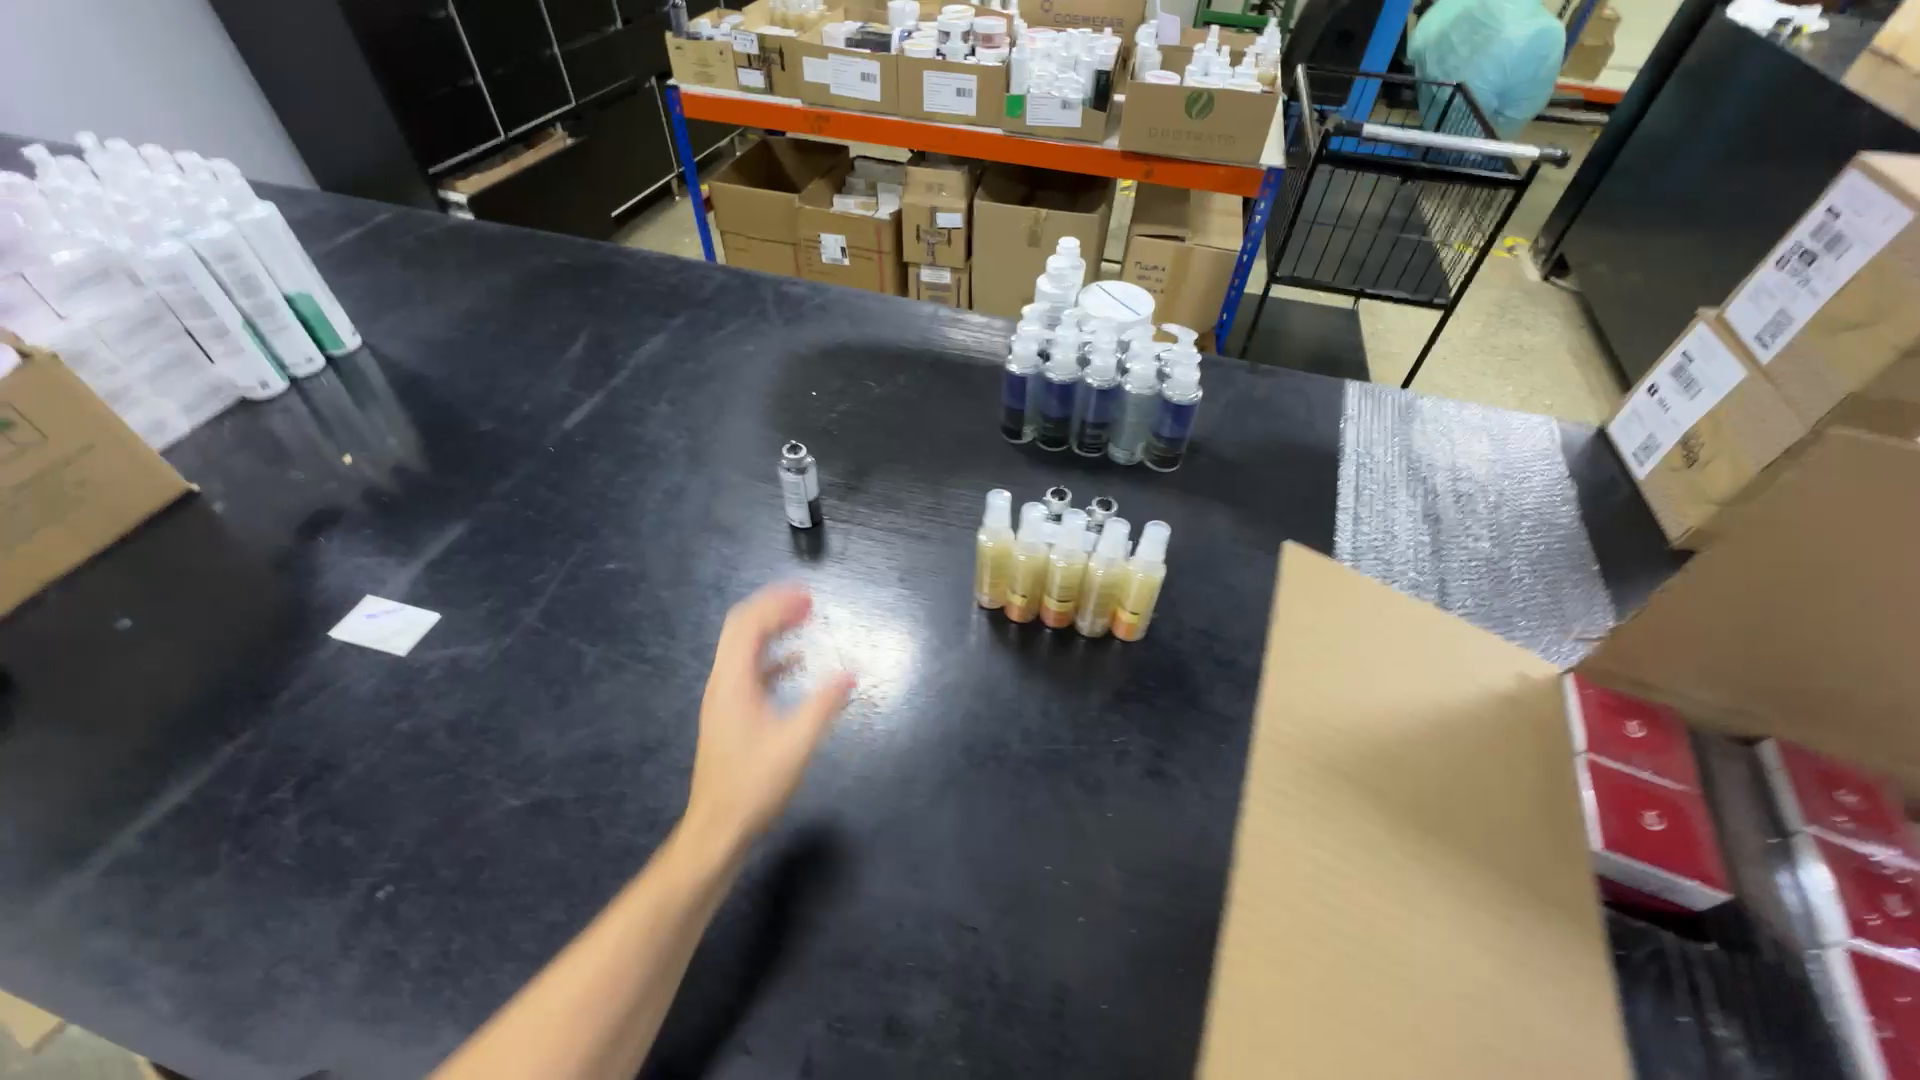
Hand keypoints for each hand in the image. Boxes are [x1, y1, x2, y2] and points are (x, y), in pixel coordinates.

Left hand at [684, 584, 853, 857]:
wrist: (717, 827)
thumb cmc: (755, 785)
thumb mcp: (796, 744)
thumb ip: (824, 705)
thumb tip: (850, 672)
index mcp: (733, 682)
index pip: (747, 625)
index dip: (776, 604)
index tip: (808, 597)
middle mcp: (722, 684)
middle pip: (741, 630)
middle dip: (773, 610)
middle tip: (808, 603)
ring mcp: (722, 699)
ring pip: (743, 649)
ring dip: (772, 631)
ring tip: (804, 621)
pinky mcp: (728, 715)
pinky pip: (748, 671)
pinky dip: (771, 658)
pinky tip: (795, 663)